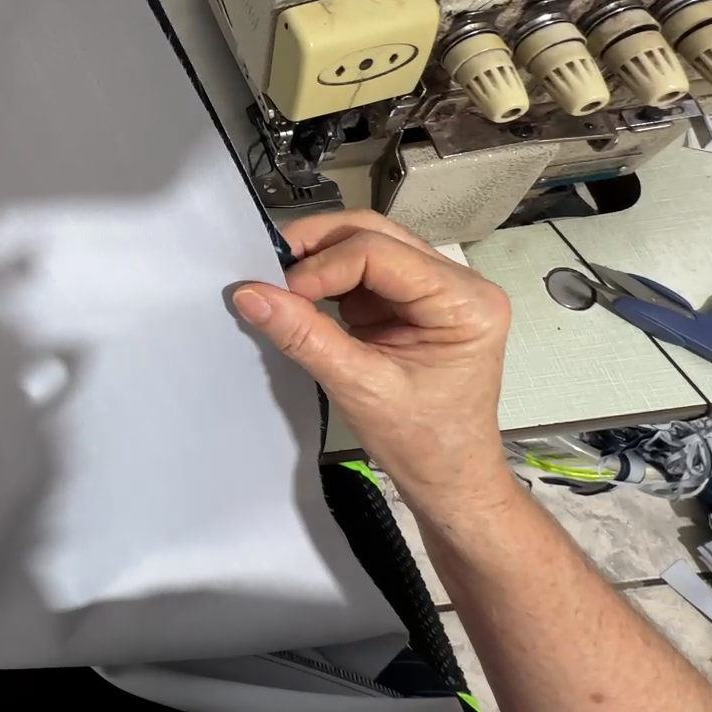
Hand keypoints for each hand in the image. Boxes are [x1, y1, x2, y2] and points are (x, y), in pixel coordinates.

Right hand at [232, 211, 514, 514]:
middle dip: (314, 247)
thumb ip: (303, 336)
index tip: (278, 296)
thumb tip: (248, 293)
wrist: (448, 479)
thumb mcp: (357, 387)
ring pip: (362, 243)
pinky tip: (300, 297)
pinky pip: (357, 268)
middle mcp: (455, 282)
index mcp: (463, 301)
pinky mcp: (406, 299)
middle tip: (269, 268)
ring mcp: (431, 287)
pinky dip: (322, 278)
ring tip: (280, 284)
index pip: (376, 253)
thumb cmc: (421, 442)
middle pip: (371, 233)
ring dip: (316, 260)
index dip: (320, 268)